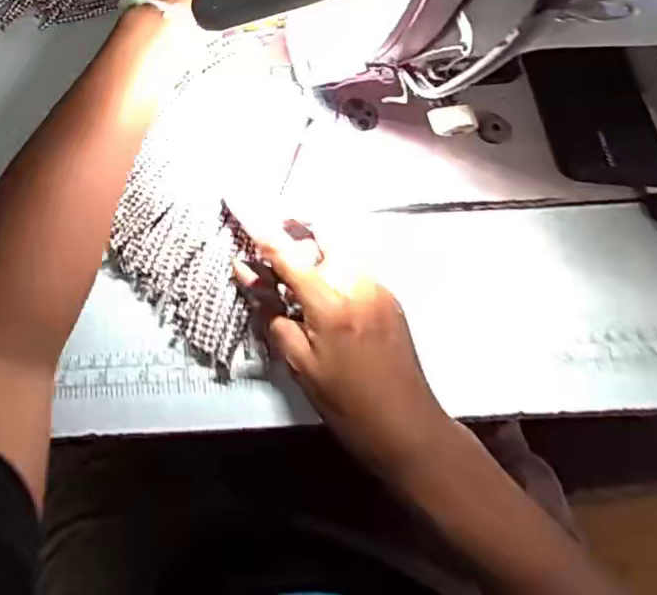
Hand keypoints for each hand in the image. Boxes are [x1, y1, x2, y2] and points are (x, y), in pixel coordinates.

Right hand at [236, 221, 453, 473]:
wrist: (408, 429)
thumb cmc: (348, 405)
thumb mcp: (300, 364)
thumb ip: (272, 313)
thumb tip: (247, 274)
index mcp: (331, 306)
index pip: (290, 258)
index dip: (265, 240)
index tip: (248, 226)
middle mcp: (357, 287)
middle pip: (324, 237)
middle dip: (297, 229)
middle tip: (275, 235)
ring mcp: (378, 289)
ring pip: (341, 250)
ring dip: (316, 249)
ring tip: (296, 266)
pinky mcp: (389, 298)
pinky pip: (355, 268)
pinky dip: (334, 267)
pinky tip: (323, 288)